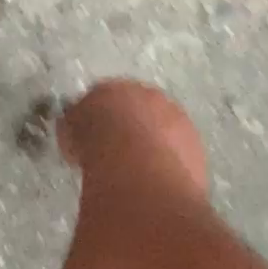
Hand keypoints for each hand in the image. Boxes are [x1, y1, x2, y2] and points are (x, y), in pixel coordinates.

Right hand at [57, 79, 209, 197]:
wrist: (135, 165)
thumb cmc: (95, 142)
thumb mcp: (69, 131)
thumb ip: (74, 125)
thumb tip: (73, 128)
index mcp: (116, 85)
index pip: (107, 96)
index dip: (100, 117)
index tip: (94, 135)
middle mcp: (151, 96)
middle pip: (140, 111)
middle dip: (131, 127)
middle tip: (118, 151)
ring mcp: (179, 123)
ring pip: (163, 133)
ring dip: (153, 147)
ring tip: (138, 172)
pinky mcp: (198, 151)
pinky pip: (178, 157)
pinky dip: (168, 167)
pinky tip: (156, 183)